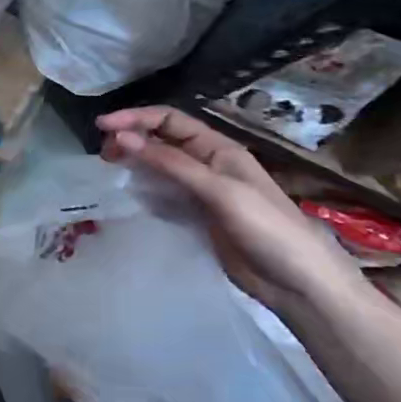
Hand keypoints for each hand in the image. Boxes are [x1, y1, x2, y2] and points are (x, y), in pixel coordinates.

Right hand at [97, 106, 361, 311]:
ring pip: (158, 164)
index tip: (101, 126)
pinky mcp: (196, 214)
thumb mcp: (218, 190)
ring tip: (110, 169)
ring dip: (133, 161)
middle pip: (161, 139)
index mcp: (219, 149)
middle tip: (103, 153)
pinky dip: (142, 188)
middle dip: (130, 138)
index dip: (134, 118)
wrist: (298, 283)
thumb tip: (120, 136)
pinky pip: (161, 191)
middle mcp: (208, 164)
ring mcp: (202, 190)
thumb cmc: (266, 229)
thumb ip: (169, 163)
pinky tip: (130, 195)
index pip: (170, 120)